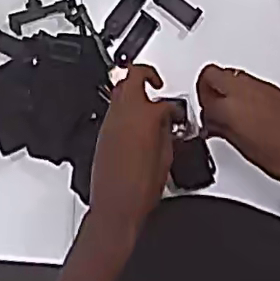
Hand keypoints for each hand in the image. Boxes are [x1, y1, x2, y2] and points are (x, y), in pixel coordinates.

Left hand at [89, 65, 172, 231]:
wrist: (115, 206)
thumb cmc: (140, 189)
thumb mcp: (166, 158)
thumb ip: (167, 132)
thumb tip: (167, 124)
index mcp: (145, 116)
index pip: (163, 100)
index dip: (174, 106)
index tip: (177, 113)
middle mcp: (124, 113)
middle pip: (132, 75)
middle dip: (146, 74)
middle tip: (156, 83)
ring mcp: (110, 121)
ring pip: (120, 89)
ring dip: (133, 89)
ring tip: (147, 101)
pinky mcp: (102, 131)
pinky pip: (113, 109)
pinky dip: (125, 107)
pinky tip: (135, 121)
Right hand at [197, 65, 279, 192]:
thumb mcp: (243, 148)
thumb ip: (223, 129)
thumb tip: (214, 124)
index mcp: (230, 106)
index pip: (203, 99)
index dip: (202, 111)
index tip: (206, 120)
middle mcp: (244, 90)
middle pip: (211, 74)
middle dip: (207, 89)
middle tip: (210, 107)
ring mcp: (261, 87)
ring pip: (232, 75)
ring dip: (226, 88)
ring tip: (230, 111)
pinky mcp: (276, 89)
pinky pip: (251, 83)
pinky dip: (244, 92)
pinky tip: (249, 113)